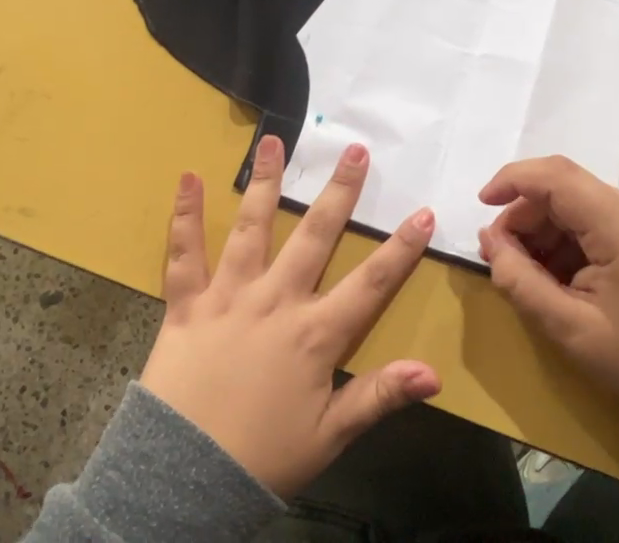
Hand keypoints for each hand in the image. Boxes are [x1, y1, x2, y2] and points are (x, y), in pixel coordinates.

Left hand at [140, 136, 440, 496]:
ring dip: (264, 182)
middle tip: (355, 151)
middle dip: (339, 192)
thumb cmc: (263, 457)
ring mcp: (228, 296)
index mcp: (314, 334)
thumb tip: (434, 373)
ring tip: (272, 141)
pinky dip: (185, 214)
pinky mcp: (186, 304)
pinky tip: (189, 176)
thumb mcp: (330, 434)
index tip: (423, 212)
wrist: (184, 477)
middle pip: (314, 237)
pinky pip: (184, 253)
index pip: (370, 283)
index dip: (400, 248)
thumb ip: (380, 396)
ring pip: (251, 228)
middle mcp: (275, 301)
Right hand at [477, 156, 618, 421]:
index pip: (557, 176)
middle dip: (524, 216)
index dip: (512, 180)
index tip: (480, 206)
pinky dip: (569, 241)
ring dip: (545, 231)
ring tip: (530, 277)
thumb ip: (521, 281)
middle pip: (566, 190)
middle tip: (501, 260)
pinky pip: (599, 223)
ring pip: (580, 205)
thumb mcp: (571, 329)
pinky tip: (560, 278)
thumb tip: (490, 242)